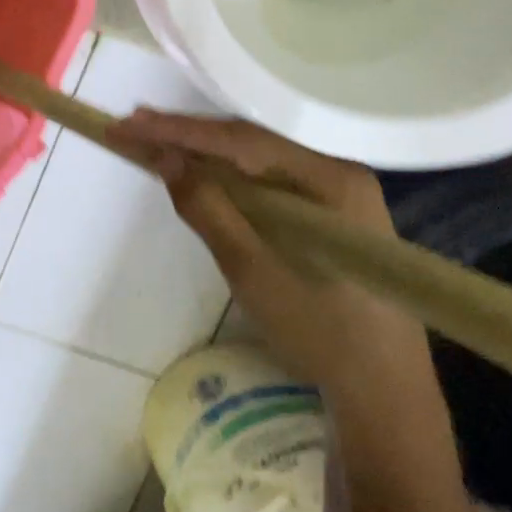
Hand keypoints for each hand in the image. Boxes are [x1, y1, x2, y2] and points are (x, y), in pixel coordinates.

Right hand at [108, 110, 429, 398]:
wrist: (382, 388)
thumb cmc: (320, 329)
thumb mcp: (250, 268)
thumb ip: (207, 207)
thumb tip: (163, 158)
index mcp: (330, 180)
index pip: (241, 141)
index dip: (179, 131)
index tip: (128, 123)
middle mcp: (337, 173)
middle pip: (249, 143)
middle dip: (186, 135)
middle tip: (130, 125)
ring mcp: (335, 193)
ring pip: (254, 160)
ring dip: (201, 152)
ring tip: (149, 140)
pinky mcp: (327, 213)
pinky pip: (265, 181)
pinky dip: (224, 176)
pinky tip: (194, 171)